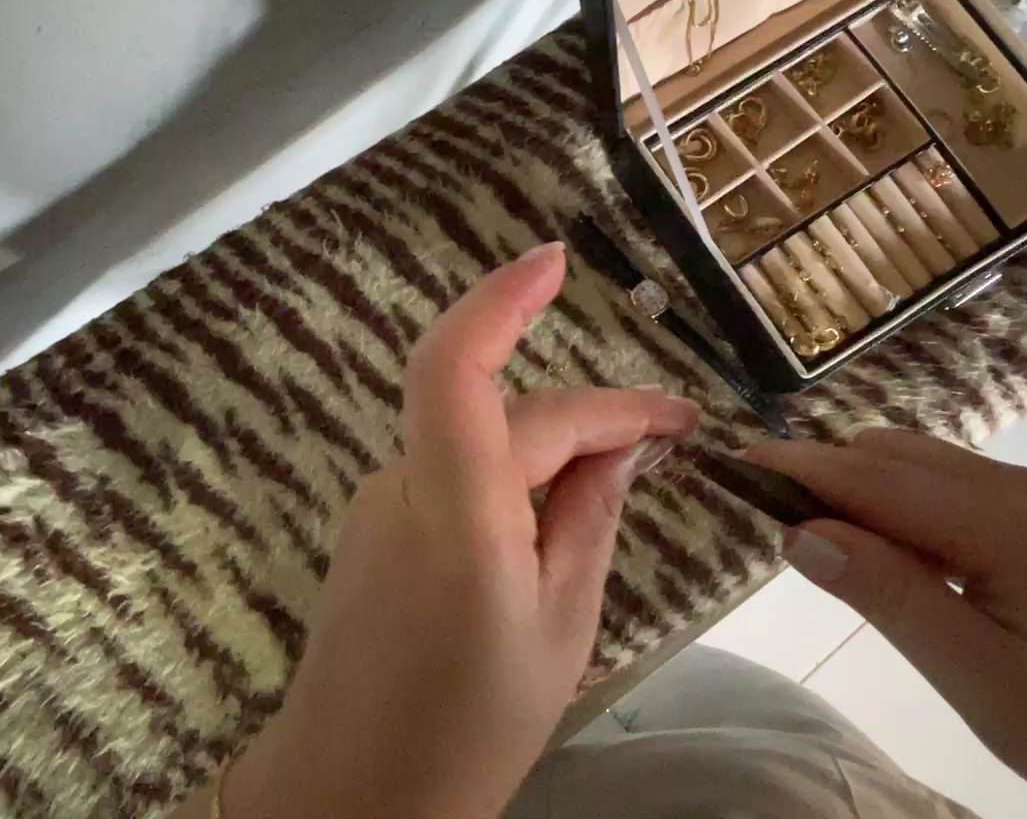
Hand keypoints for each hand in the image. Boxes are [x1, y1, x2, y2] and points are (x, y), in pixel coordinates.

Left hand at [202, 243, 699, 818]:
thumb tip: (624, 445)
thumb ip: (591, 516)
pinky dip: (514, 469)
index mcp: (454, 512)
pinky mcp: (376, 515)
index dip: (500, 301)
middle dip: (595, 414)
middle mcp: (404, 484)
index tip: (556, 261)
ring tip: (626, 475)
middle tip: (674, 435)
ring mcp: (381, 497)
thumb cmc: (471, 726)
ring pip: (483, 436)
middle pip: (505, 412)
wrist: (352, 791)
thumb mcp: (563, 625)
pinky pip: (458, 465)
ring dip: (556, 443)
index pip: (458, 369)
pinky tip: (555, 509)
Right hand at [742, 430, 1026, 818]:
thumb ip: (887, 595)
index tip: (733, 463)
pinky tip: (896, 547)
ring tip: (824, 534)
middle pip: (893, 455)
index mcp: (1013, 526)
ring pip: (921, 461)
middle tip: (770, 514)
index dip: (798, 467)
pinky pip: (954, 482)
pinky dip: (901, 498)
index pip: (874, 477)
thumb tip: (798, 530)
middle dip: (823, 472)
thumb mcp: (982, 681)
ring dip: (861, 484)